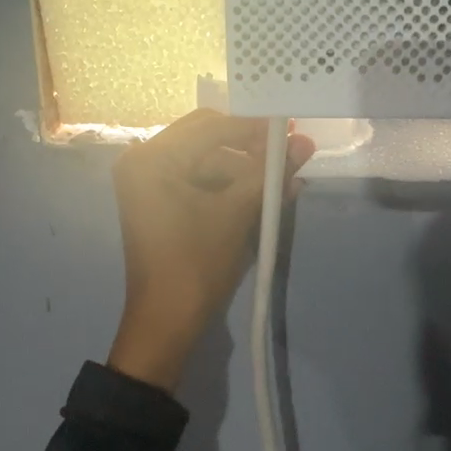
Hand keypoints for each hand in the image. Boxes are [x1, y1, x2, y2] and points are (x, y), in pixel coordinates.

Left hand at [106, 109, 314, 390]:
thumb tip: (305, 142)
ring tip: (286, 185)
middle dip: (251, 150)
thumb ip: (270, 173)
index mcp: (152, 158)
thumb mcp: (237, 213)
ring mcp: (151, 184)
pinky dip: (233, 189)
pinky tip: (267, 199)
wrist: (167, 324)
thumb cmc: (196, 264)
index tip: (292, 132)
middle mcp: (144, 162)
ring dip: (247, 172)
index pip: (212, 126)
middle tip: (290, 158)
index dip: (255, 128)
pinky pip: (203, 183)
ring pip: (210, 163)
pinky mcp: (163, 204)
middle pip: (209, 140)